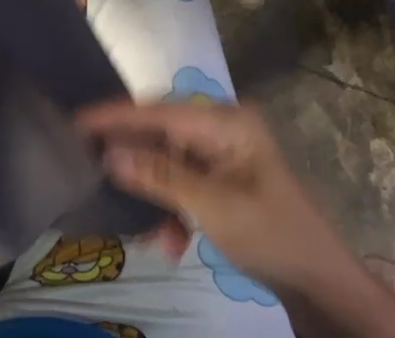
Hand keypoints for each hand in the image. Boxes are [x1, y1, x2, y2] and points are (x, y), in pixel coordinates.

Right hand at [77, 100, 355, 289]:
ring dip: (153, 197)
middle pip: (158, 135)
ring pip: (165, 162)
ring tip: (145, 230)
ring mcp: (220, 152)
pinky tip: (169, 241)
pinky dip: (170, 209)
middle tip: (90, 171)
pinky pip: (179, 182)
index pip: (157, 112)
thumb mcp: (214, 207)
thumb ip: (159, 176)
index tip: (73, 121)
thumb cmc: (272, 235)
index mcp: (226, 121)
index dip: (114, 117)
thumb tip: (108, 153)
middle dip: (132, 163)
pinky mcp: (218, 177)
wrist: (321, 284)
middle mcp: (221, 127)